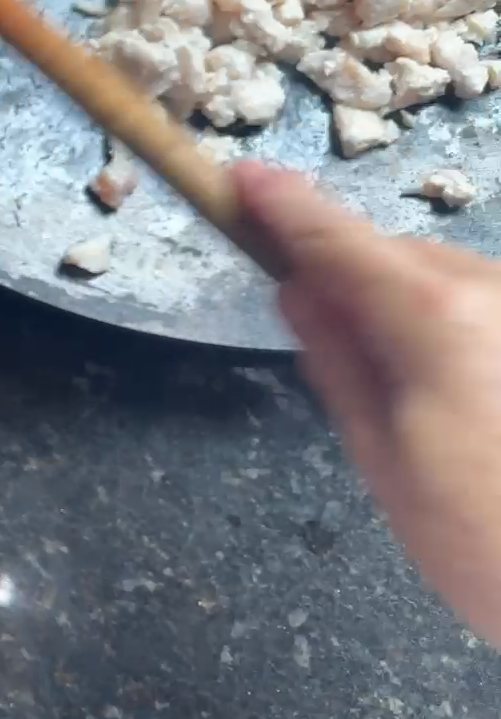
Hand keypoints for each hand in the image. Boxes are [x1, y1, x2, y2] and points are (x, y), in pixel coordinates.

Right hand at [237, 162, 500, 642]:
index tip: (243, 173)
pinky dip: (462, 325)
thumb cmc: (494, 545)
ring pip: (459, 282)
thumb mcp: (381, 456)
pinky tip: (471, 391)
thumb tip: (300, 292)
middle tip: (312, 316)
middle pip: (404, 258)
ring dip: (414, 301)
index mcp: (438, 320)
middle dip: (352, 271)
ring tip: (411, 380)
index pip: (339, 242)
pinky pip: (496, 310)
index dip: (285, 205)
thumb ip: (338, 361)